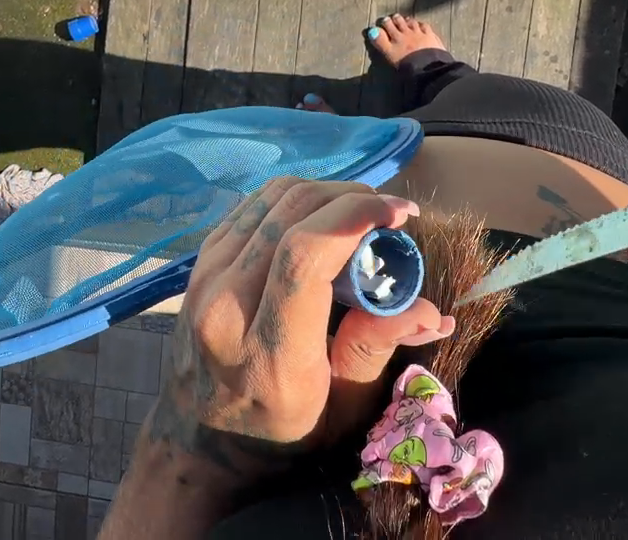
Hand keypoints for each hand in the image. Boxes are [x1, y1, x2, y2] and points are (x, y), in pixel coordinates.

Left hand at [136, 179, 451, 488]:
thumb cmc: (284, 430)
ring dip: (324, 191)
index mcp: (267, 356)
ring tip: (360, 208)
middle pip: (290, 215)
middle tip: (389, 210)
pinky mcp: (198, 262)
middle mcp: (225, 309)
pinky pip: (252, 205)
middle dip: (350, 197)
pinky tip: (321, 213)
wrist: (200, 436)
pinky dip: (294, 198)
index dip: (354, 216)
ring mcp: (204, 279)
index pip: (303, 257)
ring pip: (271, 200)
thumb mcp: (341, 409)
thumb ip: (376, 348)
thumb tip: (429, 309)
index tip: (399, 212)